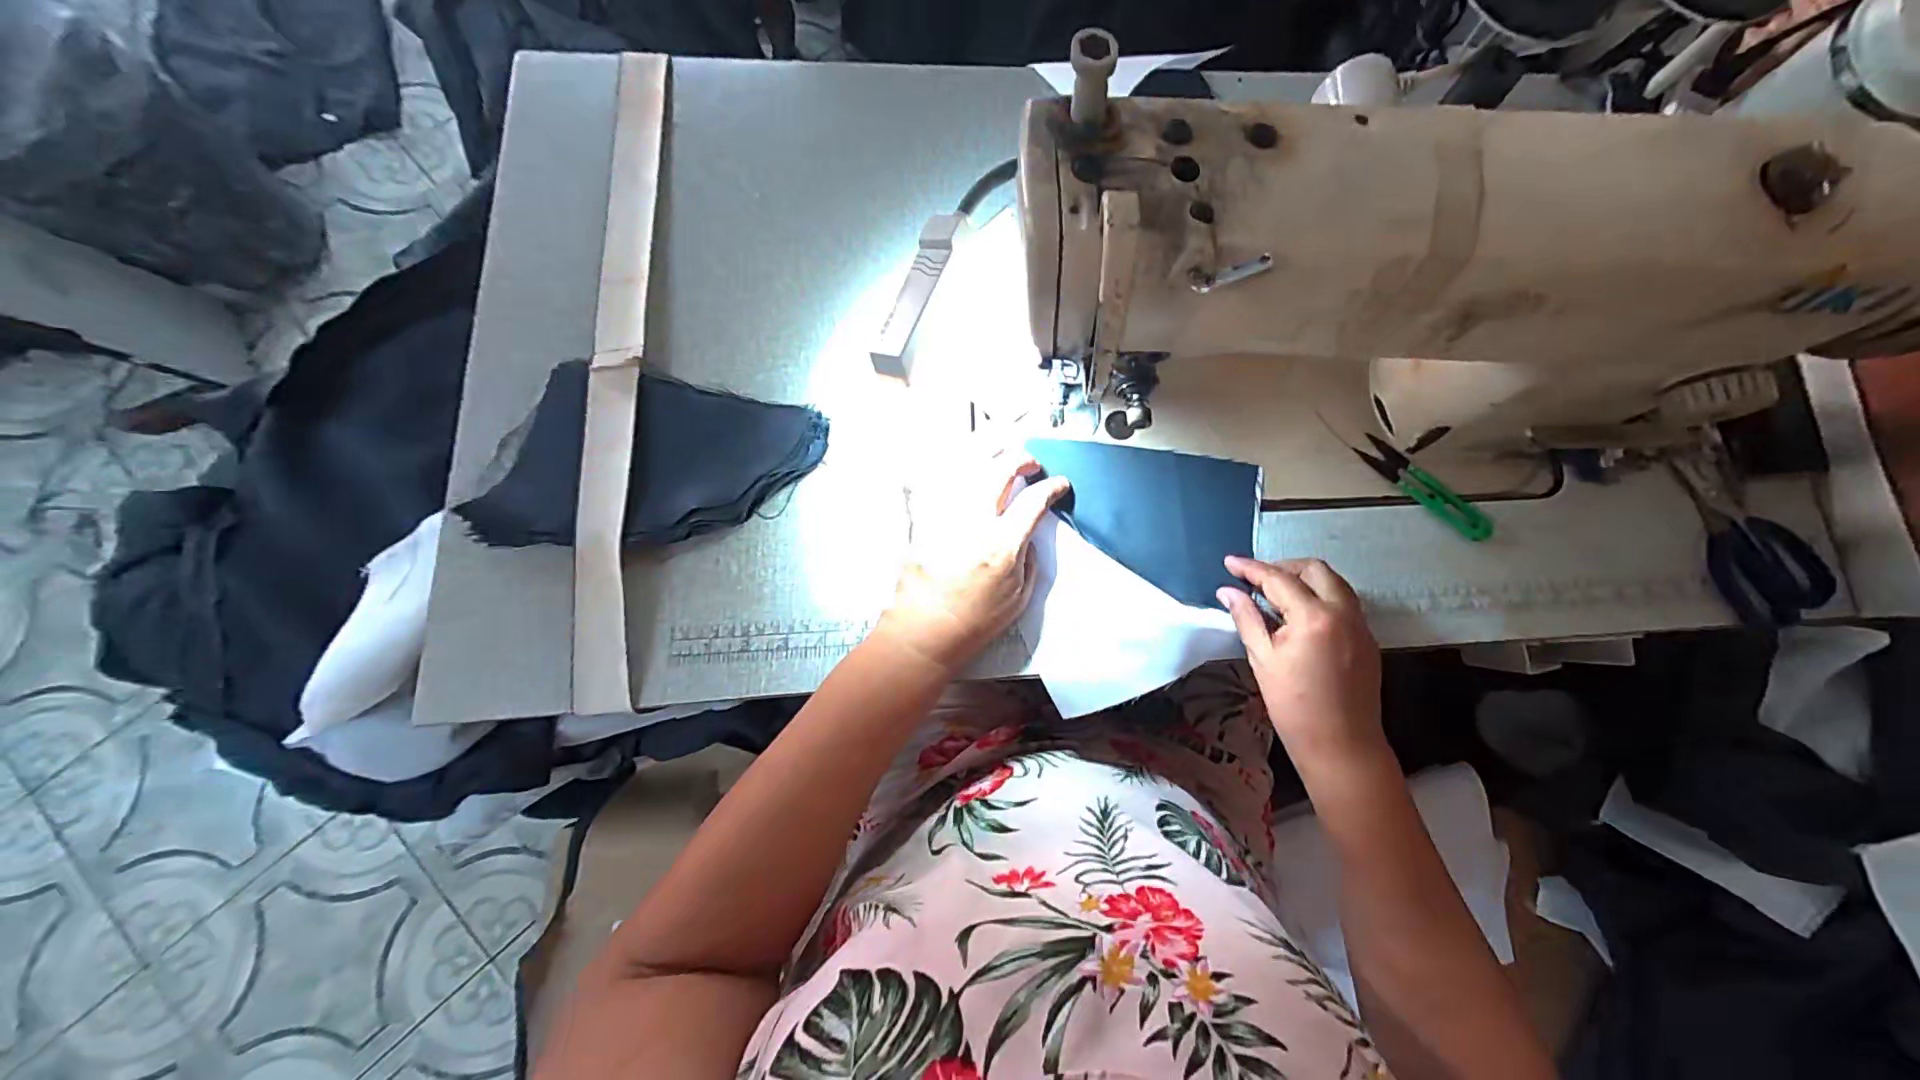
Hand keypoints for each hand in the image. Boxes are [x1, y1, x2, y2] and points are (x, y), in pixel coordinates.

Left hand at [877, 449, 1070, 675]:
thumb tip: (1027, 536)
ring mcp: (945, 517)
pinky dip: (954, 466)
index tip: (1058, 485)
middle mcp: (974, 523)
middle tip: (1030, 464)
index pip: (1034, 500)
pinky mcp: (923, 519)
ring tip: (1000, 453)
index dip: (1052, 487)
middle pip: (1001, 468)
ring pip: (968, 465)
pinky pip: (938, 480)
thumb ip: (1028, 561)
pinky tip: (965, 465)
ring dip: (990, 452)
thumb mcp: (1017, 599)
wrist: (923, 632)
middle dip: (1022, 458)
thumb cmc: (970, 623)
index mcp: (1002, 545)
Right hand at [1217, 556, 1383, 766]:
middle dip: (1283, 567)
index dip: (1251, 568)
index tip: (1229, 562)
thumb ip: (1246, 618)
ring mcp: (1361, 625)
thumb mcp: (1262, 659)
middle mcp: (1344, 612)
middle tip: (1255, 578)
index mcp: (1315, 617)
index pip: (1278, 579)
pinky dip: (1320, 596)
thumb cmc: (1294, 706)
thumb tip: (1228, 591)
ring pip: (1333, 583)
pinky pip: (1344, 602)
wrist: (1341, 744)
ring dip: (1304, 579)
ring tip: (1275, 593)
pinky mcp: (1367, 639)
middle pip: (1314, 570)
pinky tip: (1299, 615)